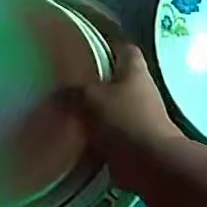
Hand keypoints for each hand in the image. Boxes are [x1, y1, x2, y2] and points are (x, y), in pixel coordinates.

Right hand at [63, 36, 189, 193]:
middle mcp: (141, 92)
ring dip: (94, 111)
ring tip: (65, 110)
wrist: (150, 164)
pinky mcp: (134, 143)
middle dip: (96, 79)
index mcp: (134, 71)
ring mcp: (139, 119)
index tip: (88, 42)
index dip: (109, 41)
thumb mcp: (91, 98)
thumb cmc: (124, 121)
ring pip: (112, 108)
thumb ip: (72, 93)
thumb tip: (57, 94)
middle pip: (117, 79)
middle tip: (67, 80)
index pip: (124, 47)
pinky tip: (74, 137)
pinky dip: (95, 136)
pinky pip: (110, 135)